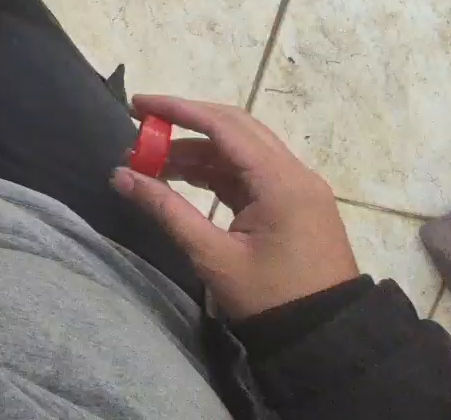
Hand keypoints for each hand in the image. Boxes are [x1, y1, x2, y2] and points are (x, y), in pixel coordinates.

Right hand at [110, 95, 358, 318]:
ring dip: (193, 148)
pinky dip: (210, 167)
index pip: (223, 125)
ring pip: (237, 148)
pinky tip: (179, 177)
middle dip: (183, 122)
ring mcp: (295, 189)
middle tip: (140, 125)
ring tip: (151, 161)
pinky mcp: (290, 204)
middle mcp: (293, 175)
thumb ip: (165, 208)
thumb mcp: (212, 254)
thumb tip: (119, 175)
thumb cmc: (272, 298)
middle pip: (233, 127)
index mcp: (281, 182)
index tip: (136, 105)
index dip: (176, 110)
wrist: (331, 345)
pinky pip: (245, 170)